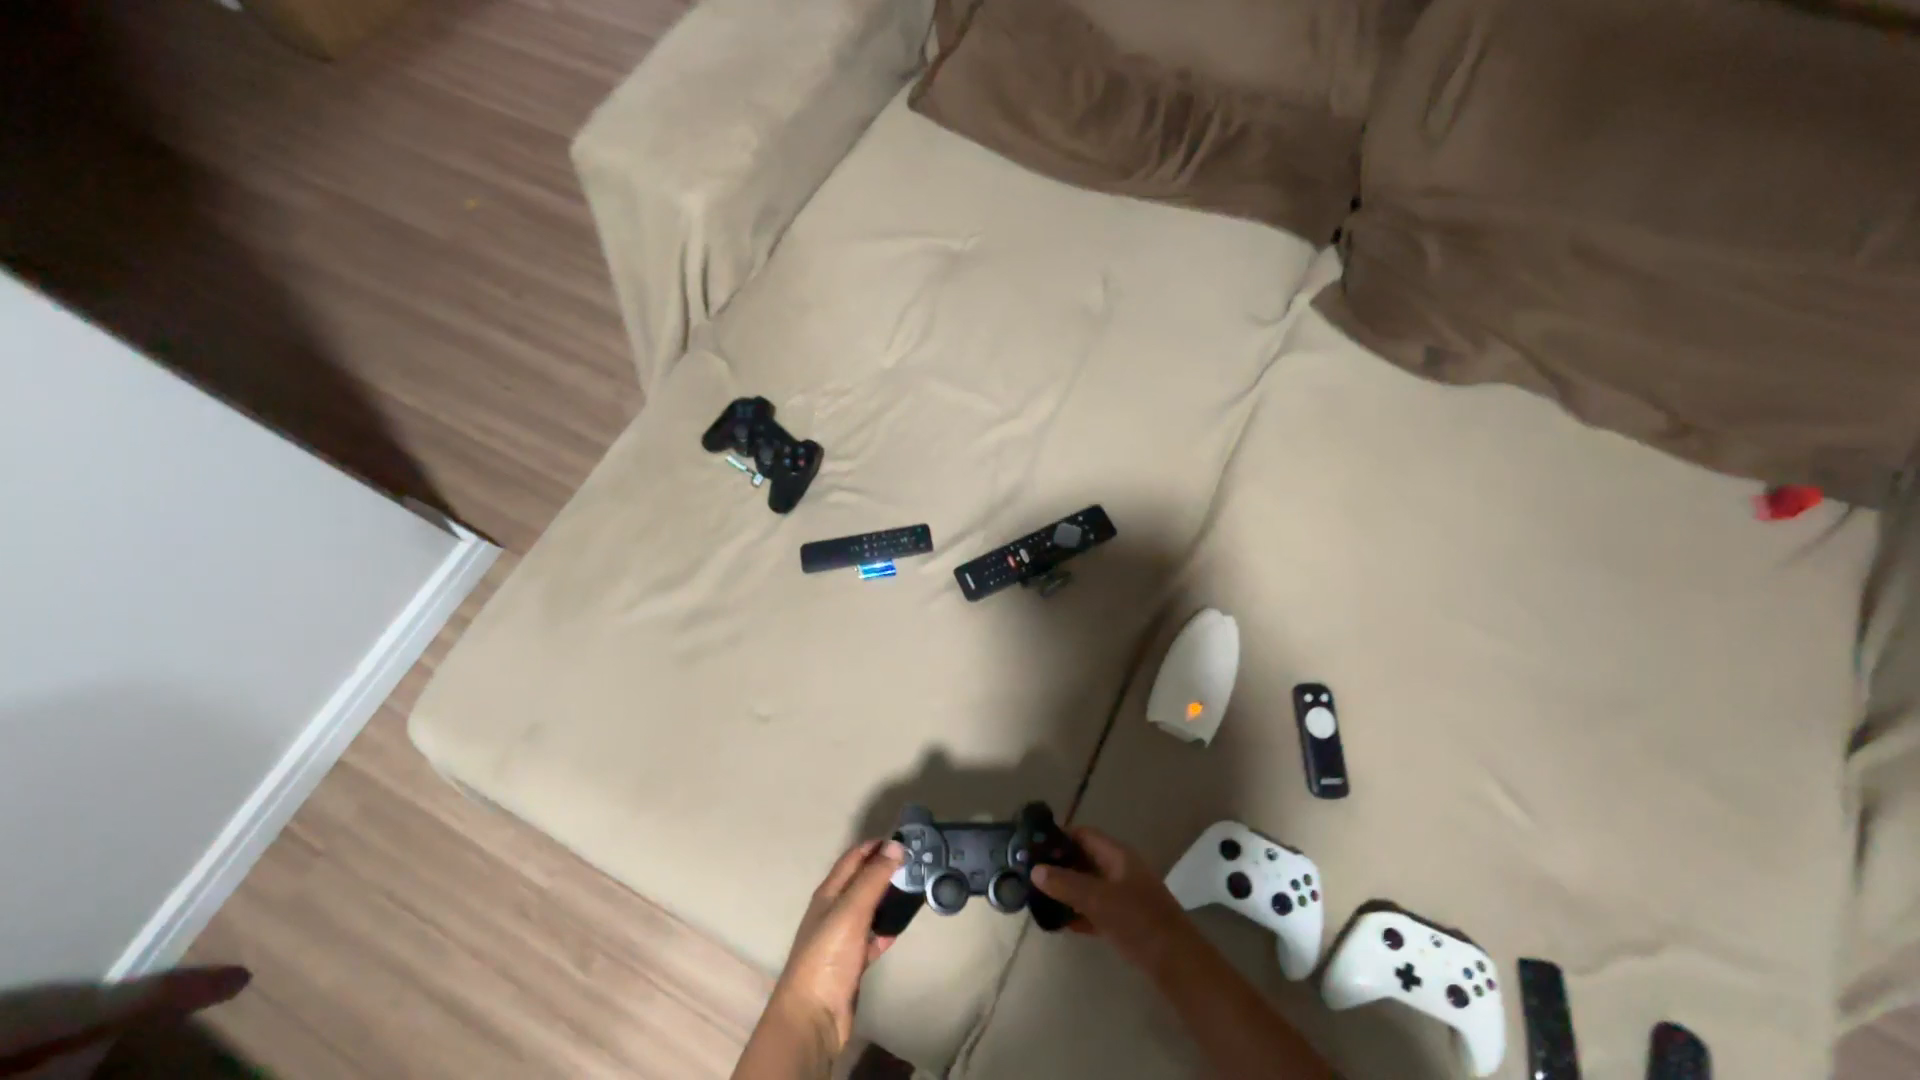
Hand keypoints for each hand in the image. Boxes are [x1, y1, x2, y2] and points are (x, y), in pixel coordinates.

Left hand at [768, 838, 907, 1053]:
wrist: (813, 1016)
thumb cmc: (827, 957)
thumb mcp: (850, 912)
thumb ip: (872, 879)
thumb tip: (895, 845)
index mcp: (828, 894)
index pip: (853, 858)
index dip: (876, 846)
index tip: (906, 839)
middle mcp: (834, 911)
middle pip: (862, 881)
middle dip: (886, 869)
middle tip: (918, 863)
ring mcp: (843, 938)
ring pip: (870, 908)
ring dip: (889, 897)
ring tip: (917, 889)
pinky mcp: (853, 961)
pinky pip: (874, 937)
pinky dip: (888, 928)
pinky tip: (903, 926)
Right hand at [1031, 826, 1196, 978]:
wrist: (1174, 960)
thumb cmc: (1137, 920)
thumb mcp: (1098, 899)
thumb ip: (1065, 883)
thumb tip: (1035, 870)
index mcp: (1117, 856)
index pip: (1084, 835)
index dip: (1059, 837)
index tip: (1033, 846)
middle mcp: (1119, 870)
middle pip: (1084, 859)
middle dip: (1058, 865)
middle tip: (1029, 873)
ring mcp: (1122, 895)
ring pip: (1087, 886)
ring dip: (1066, 890)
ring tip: (1037, 897)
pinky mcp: (1122, 919)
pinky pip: (1094, 908)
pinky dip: (1077, 912)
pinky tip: (1058, 922)